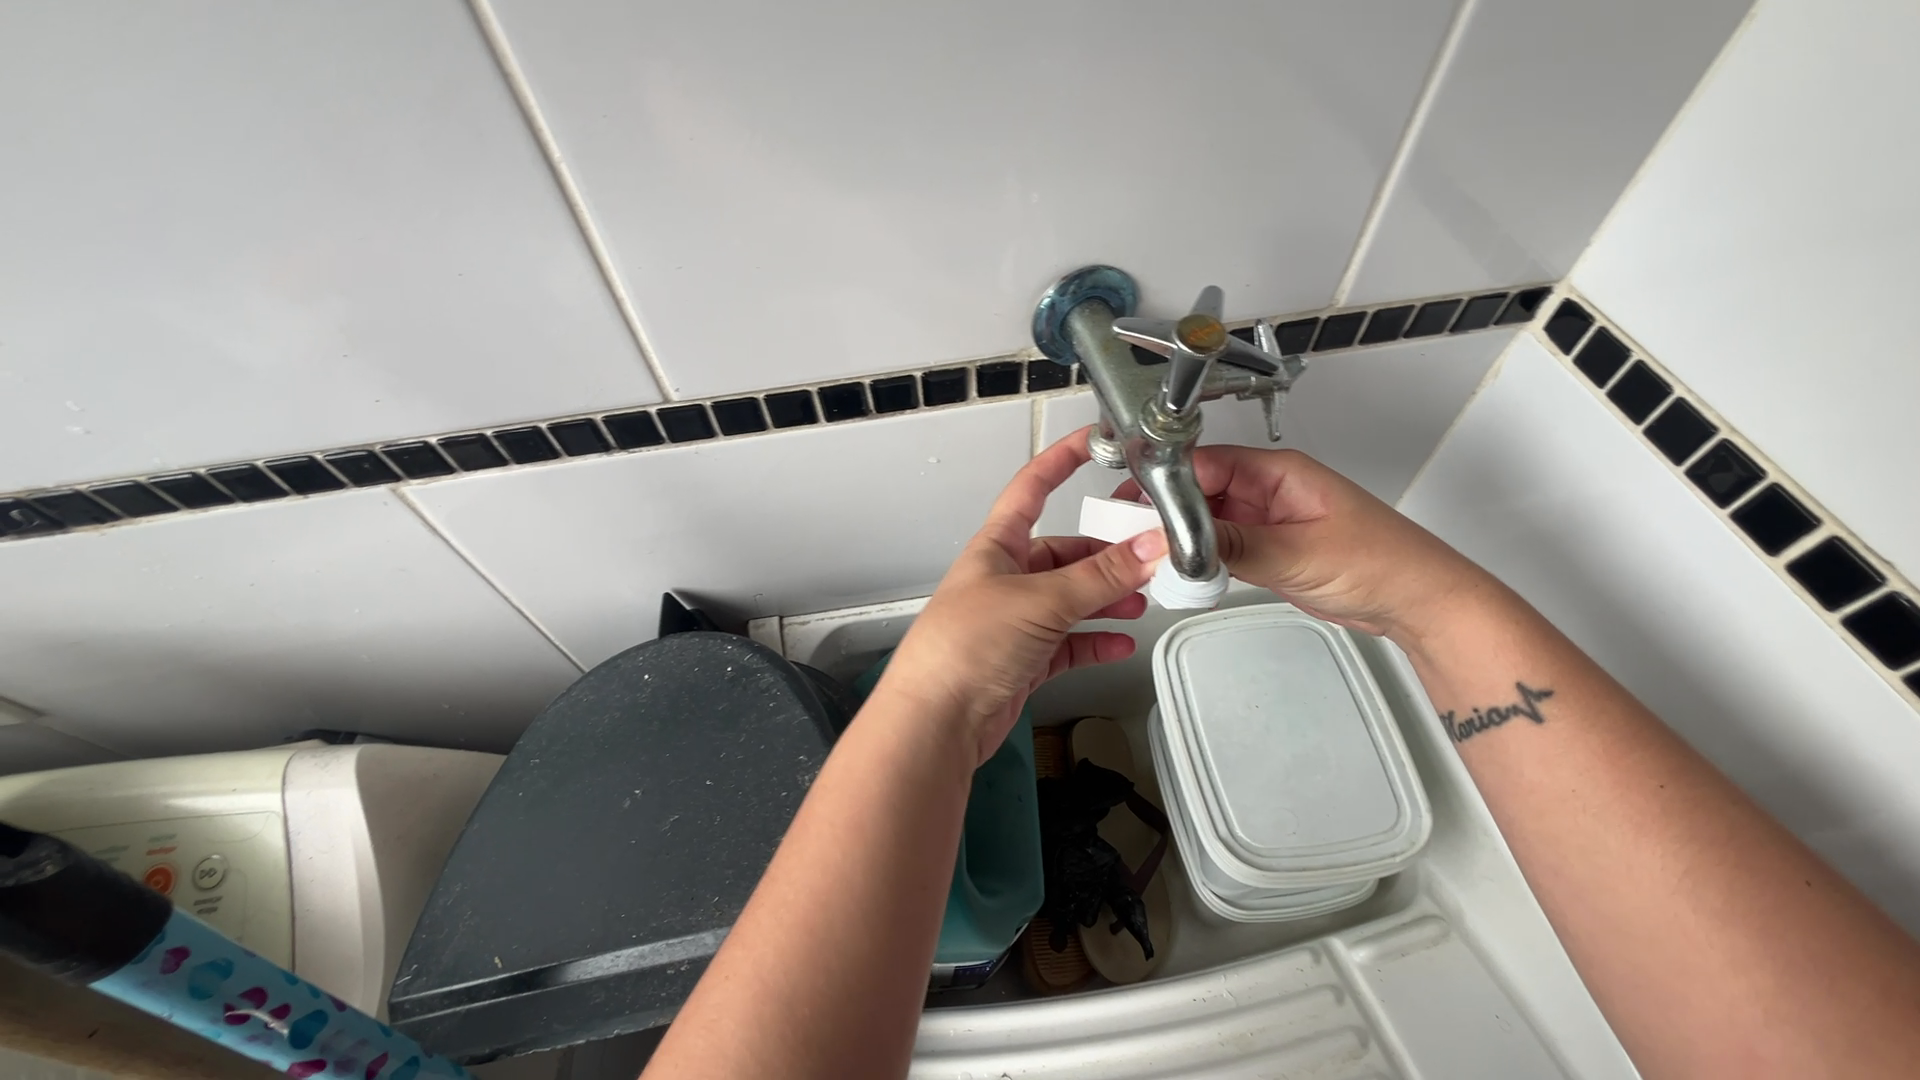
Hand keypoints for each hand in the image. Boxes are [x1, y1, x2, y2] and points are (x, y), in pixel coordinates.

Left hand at [879, 429, 1165, 765]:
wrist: (936, 721)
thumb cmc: (963, 648)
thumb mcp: (1040, 601)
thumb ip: (1099, 577)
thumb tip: (1150, 547)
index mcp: (997, 547)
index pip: (1032, 489)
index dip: (1061, 461)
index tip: (1094, 441)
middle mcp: (1005, 578)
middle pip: (1066, 554)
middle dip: (1107, 556)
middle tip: (1149, 560)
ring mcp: (1015, 620)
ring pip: (1072, 599)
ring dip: (1108, 599)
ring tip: (1142, 603)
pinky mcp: (1024, 659)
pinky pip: (1069, 642)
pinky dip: (1096, 641)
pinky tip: (1120, 643)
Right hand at [1115, 446, 1492, 646]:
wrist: (1418, 603)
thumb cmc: (1382, 563)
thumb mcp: (1297, 554)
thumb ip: (1234, 545)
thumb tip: (1179, 540)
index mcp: (1278, 472)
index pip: (1206, 464)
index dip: (1167, 481)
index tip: (1137, 504)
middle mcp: (1268, 491)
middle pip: (1200, 491)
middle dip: (1167, 512)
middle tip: (1134, 534)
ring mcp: (1266, 521)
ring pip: (1207, 521)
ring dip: (1183, 539)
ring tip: (1153, 556)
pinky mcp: (1267, 549)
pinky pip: (1221, 547)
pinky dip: (1202, 559)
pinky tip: (1186, 574)